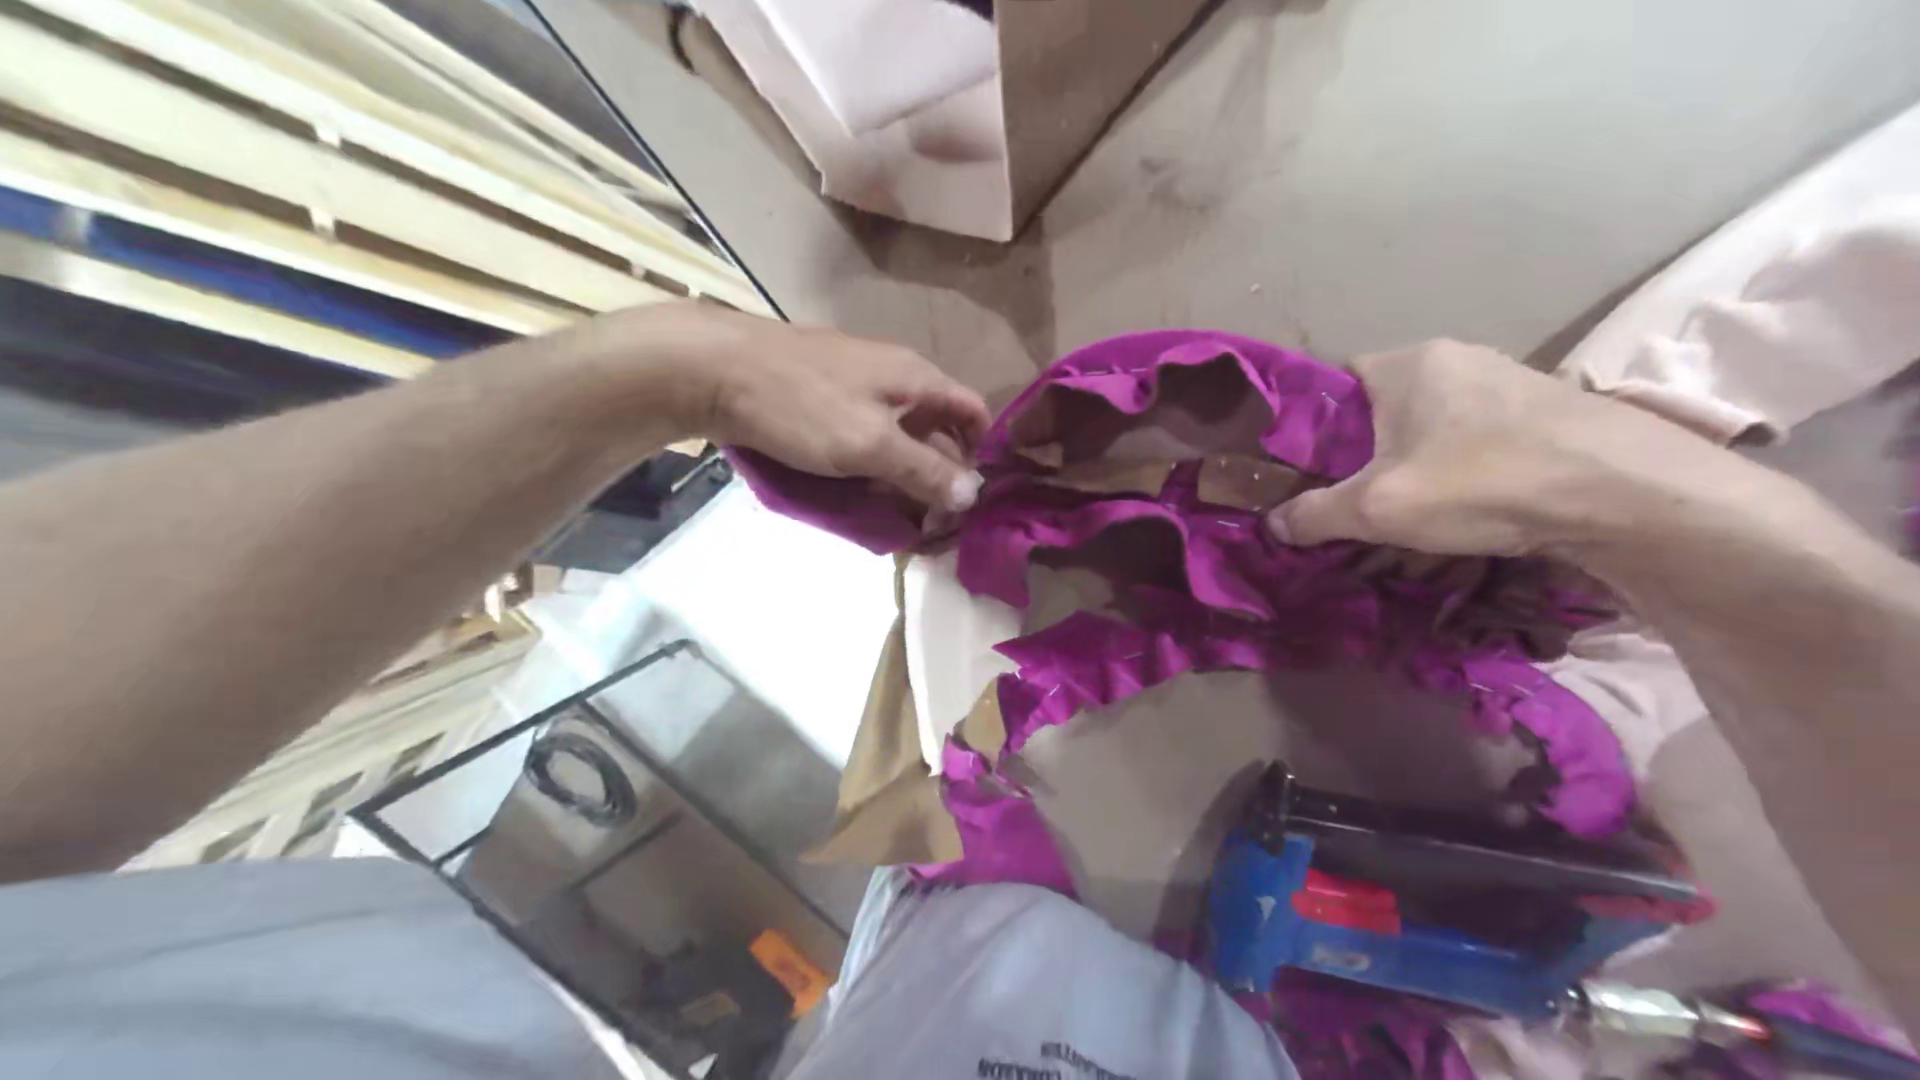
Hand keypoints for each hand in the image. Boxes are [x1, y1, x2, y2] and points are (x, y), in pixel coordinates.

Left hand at [570, 304, 992, 511]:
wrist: (713, 370)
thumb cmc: (802, 404)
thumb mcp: (871, 444)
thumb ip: (924, 470)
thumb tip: (973, 495)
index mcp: (916, 376)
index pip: (971, 411)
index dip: (978, 453)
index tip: (966, 499)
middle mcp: (893, 374)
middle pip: (935, 427)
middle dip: (936, 474)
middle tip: (926, 521)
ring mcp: (855, 383)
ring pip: (896, 433)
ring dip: (901, 473)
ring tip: (892, 512)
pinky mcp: (823, 395)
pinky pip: (863, 433)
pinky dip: (870, 462)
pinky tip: (856, 487)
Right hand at [1265, 340, 1713, 555]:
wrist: (1632, 495)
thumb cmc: (1482, 483)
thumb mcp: (1376, 508)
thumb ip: (1313, 514)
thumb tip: (1275, 523)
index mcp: (1406, 362)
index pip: (1332, 380)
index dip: (1310, 423)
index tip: (1305, 467)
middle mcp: (1455, 356)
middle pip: (1379, 402)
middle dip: (1360, 447)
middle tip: (1350, 492)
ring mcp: (1508, 377)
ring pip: (1428, 418)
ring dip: (1409, 456)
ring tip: (1406, 501)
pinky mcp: (1546, 407)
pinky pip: (1473, 430)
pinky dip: (1455, 460)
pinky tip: (1465, 498)